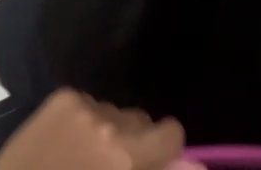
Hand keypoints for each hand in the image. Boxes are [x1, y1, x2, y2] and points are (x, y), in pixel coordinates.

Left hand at [0, 89, 197, 169]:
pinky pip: (91, 104)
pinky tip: (64, 147)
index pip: (170, 133)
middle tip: (110, 169)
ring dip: (108, 133)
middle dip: (134, 143)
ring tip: (81, 161)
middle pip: (143, 121)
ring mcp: (82, 108)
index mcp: (124, 159)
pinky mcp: (62, 98)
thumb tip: (198, 165)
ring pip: (116, 113)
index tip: (149, 167)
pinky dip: (85, 122)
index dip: (164, 153)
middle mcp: (108, 126)